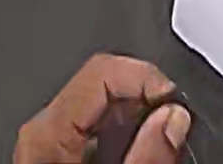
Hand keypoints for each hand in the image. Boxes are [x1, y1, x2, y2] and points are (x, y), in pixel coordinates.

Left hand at [14, 54, 191, 163]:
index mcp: (47, 126)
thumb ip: (144, 155)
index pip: (102, 68)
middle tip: (179, 123)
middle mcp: (44, 124)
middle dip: (148, 97)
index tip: (177, 98)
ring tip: (167, 136)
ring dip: (141, 114)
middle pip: (105, 83)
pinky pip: (98, 125)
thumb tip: (175, 118)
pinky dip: (127, 130)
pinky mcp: (58, 149)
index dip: (144, 75)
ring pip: (105, 105)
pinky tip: (143, 147)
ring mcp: (49, 137)